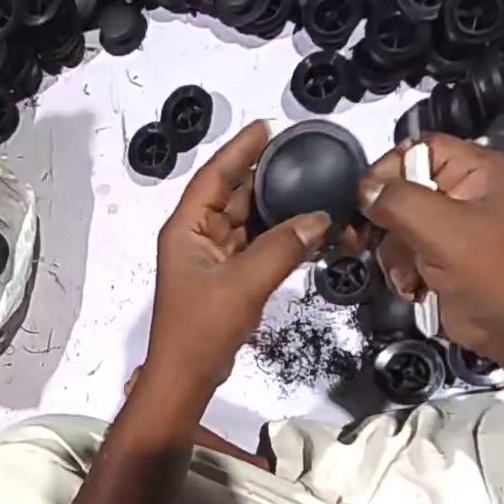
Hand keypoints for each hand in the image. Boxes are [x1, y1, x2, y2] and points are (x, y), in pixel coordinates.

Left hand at [146, 120, 330, 394]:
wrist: (188, 375)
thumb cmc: (200, 330)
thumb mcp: (242, 284)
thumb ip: (281, 249)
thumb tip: (316, 221)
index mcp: (187, 229)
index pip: (214, 176)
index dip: (240, 150)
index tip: (266, 128)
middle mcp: (197, 238)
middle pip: (232, 196)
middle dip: (264, 178)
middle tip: (300, 158)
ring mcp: (212, 259)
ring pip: (247, 223)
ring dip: (275, 211)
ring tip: (309, 190)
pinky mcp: (226, 279)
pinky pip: (254, 248)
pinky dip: (277, 240)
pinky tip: (303, 232)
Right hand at [357, 133, 503, 355]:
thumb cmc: (500, 276)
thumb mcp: (444, 229)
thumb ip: (400, 202)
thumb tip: (367, 191)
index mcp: (476, 171)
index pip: (418, 150)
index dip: (389, 172)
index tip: (370, 199)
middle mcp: (461, 195)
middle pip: (400, 192)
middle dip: (386, 222)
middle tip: (376, 238)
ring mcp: (449, 230)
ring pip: (395, 229)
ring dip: (394, 255)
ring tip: (412, 272)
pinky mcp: (439, 259)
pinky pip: (402, 256)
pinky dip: (401, 272)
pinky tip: (416, 285)